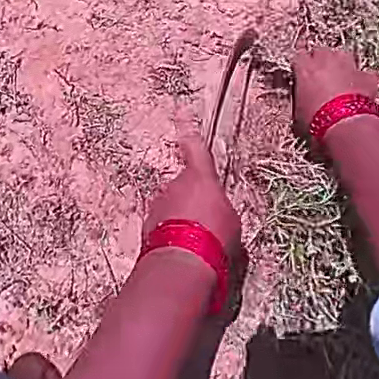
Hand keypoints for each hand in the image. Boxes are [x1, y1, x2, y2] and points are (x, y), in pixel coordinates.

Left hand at [143, 137, 241, 257]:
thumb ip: (222, 208)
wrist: (183, 263)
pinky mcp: (147, 226)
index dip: (190, 133)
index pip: (196, 149)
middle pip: (183, 185)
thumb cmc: (214, 238)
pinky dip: (169, 234)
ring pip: (170, 207)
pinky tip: (182, 251)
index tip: (182, 116)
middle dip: (192, 200)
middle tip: (207, 222)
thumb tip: (220, 215)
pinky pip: (161, 225)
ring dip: (180, 219)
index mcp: (201, 178)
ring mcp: (158, 205)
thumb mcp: (232, 221)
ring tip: (196, 242)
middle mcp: (175, 186)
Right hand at [292, 48, 378, 136]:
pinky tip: (359, 93)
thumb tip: (301, 105)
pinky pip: (364, 74)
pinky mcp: (367, 76)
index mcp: (304, 68)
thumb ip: (299, 101)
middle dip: (320, 61)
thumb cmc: (316, 120)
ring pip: (343, 56)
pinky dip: (362, 81)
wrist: (344, 126)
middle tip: (319, 78)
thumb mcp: (297, 113)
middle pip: (321, 52)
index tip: (301, 71)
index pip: (299, 57)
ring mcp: (348, 65)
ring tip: (339, 82)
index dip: (301, 65)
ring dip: (341, 65)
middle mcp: (326, 60)